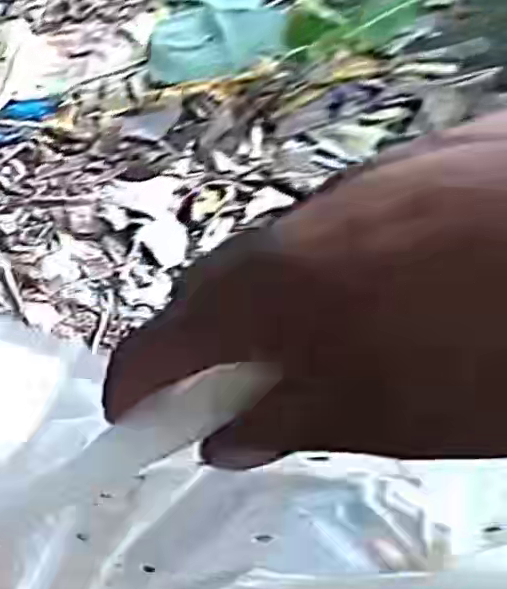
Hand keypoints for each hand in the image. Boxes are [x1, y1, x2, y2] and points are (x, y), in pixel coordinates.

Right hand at [104, 108, 506, 467]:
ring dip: (283, 292)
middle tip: (241, 383)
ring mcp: (374, 176)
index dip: (132, 392)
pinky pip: (370, 206)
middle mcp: (291, 227)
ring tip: (348, 325)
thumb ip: (281, 426)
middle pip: (208, 291)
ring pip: (286, 247)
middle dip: (206, 340)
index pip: (148, 352)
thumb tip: (223, 444)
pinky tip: (430, 270)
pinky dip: (363, 248)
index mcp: (256, 296)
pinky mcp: (457, 143)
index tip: (136, 423)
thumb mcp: (389, 418)